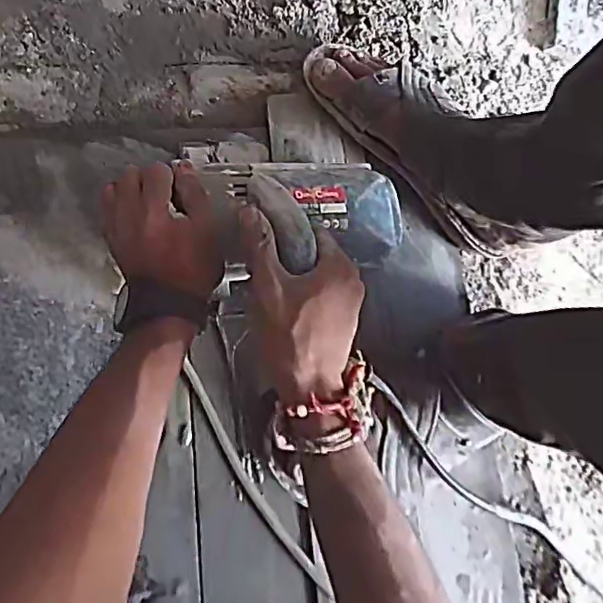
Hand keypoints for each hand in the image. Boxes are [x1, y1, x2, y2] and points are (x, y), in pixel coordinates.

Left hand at [102, 161, 223, 299]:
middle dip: (149, 178)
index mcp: (154, 214)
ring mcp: (117, 228)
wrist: (168, 305)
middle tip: (165, 191)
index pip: (156, 171)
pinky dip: (118, 203)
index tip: (180, 185)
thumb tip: (184, 171)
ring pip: (114, 188)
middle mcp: (129, 217)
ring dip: (130, 188)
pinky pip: (107, 208)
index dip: (172, 174)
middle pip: (131, 175)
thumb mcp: (207, 232)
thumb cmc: (190, 275)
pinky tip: (133, 212)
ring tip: (147, 200)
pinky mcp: (111, 238)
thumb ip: (195, 196)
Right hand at [239, 204, 363, 404]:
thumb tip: (251, 213)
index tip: (262, 232)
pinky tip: (280, 301)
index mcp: (340, 267)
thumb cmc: (290, 339)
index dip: (284, 229)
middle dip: (287, 253)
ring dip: (292, 273)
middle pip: (313, 252)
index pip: (310, 230)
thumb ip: (260, 247)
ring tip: (266, 281)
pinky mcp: (342, 319)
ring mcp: (350, 302)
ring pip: (315, 273)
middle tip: (260, 260)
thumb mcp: (268, 288)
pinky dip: (301, 290)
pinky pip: (319, 292)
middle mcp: (351, 281)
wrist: (309, 389)